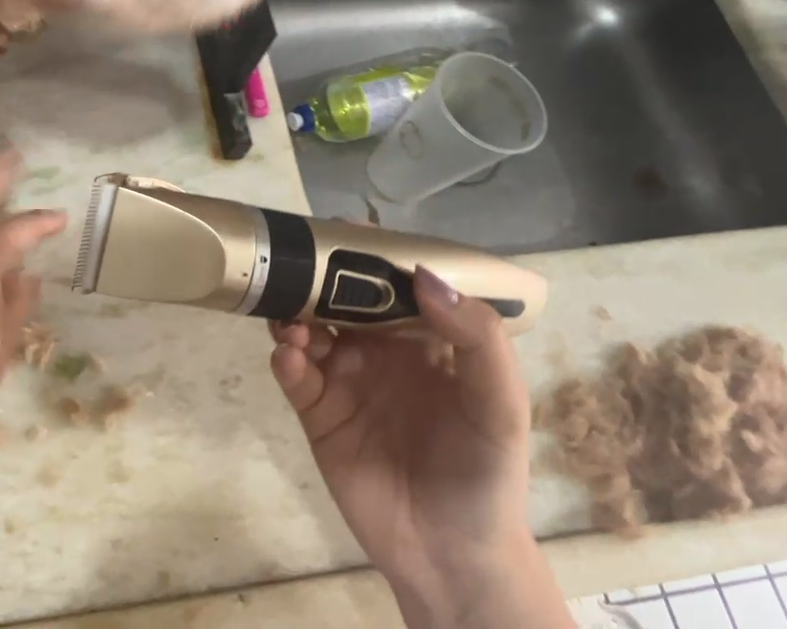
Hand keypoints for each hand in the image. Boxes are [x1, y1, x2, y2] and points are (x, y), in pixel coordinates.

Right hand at [271, 268, 558, 628]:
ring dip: (296, 316)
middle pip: (341, 297)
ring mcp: (345, 379)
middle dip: (319, 280)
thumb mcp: (500, 405)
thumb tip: (423, 275)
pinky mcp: (317, 413)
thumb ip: (477, 339)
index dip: (371, 254)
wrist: (450, 556)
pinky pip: (295, 374)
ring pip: (310, 329)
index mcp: (426, 338)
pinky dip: (286, 359)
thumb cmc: (485, 473)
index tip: (344, 231)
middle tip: (301, 270)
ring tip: (294, 323)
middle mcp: (381, 350)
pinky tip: (291, 359)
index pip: (394, 282)